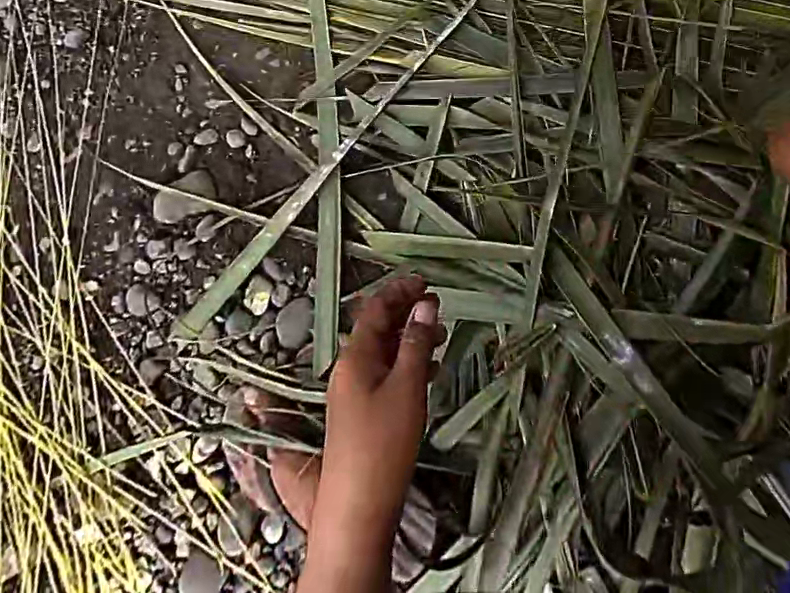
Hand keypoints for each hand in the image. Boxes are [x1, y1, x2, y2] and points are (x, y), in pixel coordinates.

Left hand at [298, 276, 443, 592]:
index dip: (399, 290)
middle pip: (377, 327)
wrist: (357, 509)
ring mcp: (352, 391)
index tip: (425, 280)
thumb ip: (416, 344)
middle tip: (436, 303)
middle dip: (406, 311)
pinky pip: (384, 375)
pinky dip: (406, 365)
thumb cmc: (383, 445)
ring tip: (441, 335)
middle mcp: (349, 368)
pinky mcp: (360, 413)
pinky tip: (428, 371)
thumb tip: (425, 304)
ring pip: (383, 352)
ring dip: (409, 338)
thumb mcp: (406, 388)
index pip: (375, 308)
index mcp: (354, 355)